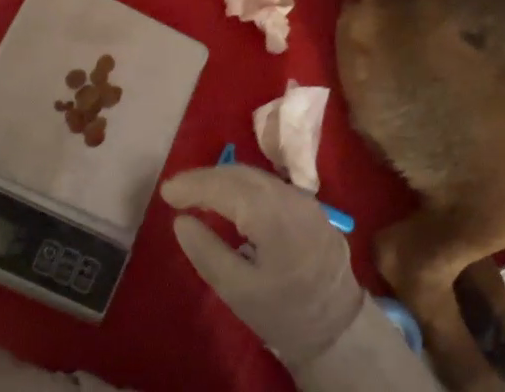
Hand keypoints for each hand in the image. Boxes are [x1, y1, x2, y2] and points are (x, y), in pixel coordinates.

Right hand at [160, 165, 364, 366]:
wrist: (338, 328)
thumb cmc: (283, 313)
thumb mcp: (237, 291)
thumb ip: (207, 252)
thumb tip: (182, 221)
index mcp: (273, 215)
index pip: (225, 187)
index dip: (193, 185)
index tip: (166, 192)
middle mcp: (291, 197)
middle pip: (241, 175)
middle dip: (206, 178)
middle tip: (177, 191)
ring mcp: (305, 200)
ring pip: (257, 178)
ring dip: (225, 180)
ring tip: (197, 193)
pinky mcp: (312, 208)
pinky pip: (271, 187)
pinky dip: (245, 188)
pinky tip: (231, 200)